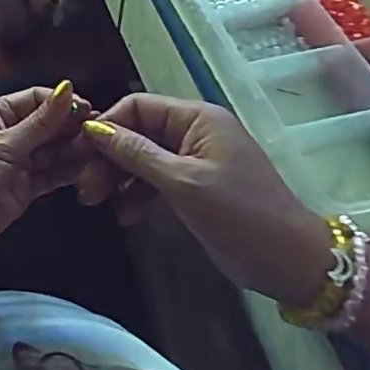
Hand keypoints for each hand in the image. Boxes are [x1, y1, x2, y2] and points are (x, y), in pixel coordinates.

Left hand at [0, 81, 91, 255]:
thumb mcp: (3, 141)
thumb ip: (41, 121)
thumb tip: (68, 89)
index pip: (36, 99)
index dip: (63, 103)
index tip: (90, 109)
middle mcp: (8, 134)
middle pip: (49, 125)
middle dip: (73, 127)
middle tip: (100, 132)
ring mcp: (17, 161)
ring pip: (54, 150)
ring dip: (74, 150)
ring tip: (98, 150)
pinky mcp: (25, 187)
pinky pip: (53, 174)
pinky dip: (69, 172)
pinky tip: (89, 168)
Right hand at [76, 94, 333, 304]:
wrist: (290, 263)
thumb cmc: (240, 215)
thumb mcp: (182, 182)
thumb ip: (135, 153)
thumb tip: (93, 129)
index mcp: (197, 118)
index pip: (136, 106)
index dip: (105, 128)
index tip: (78, 156)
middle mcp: (193, 132)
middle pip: (133, 133)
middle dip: (106, 159)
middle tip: (85, 190)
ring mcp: (192, 160)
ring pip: (138, 158)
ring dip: (115, 179)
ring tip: (99, 205)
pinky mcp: (191, 186)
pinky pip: (151, 180)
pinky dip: (135, 195)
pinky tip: (126, 216)